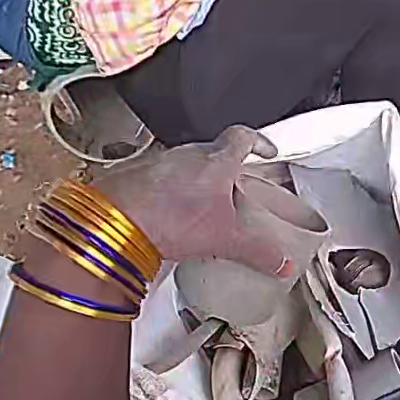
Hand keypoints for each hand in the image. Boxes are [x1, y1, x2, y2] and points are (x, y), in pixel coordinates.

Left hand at [90, 127, 293, 277]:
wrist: (118, 220)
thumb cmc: (167, 218)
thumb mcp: (224, 238)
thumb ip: (257, 250)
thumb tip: (281, 263)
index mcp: (215, 161)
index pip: (243, 137)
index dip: (258, 141)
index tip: (265, 149)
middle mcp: (186, 155)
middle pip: (213, 151)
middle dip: (225, 168)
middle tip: (233, 188)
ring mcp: (159, 163)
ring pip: (184, 165)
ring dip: (195, 181)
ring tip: (201, 208)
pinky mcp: (136, 176)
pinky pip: (160, 178)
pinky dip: (169, 193)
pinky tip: (170, 216)